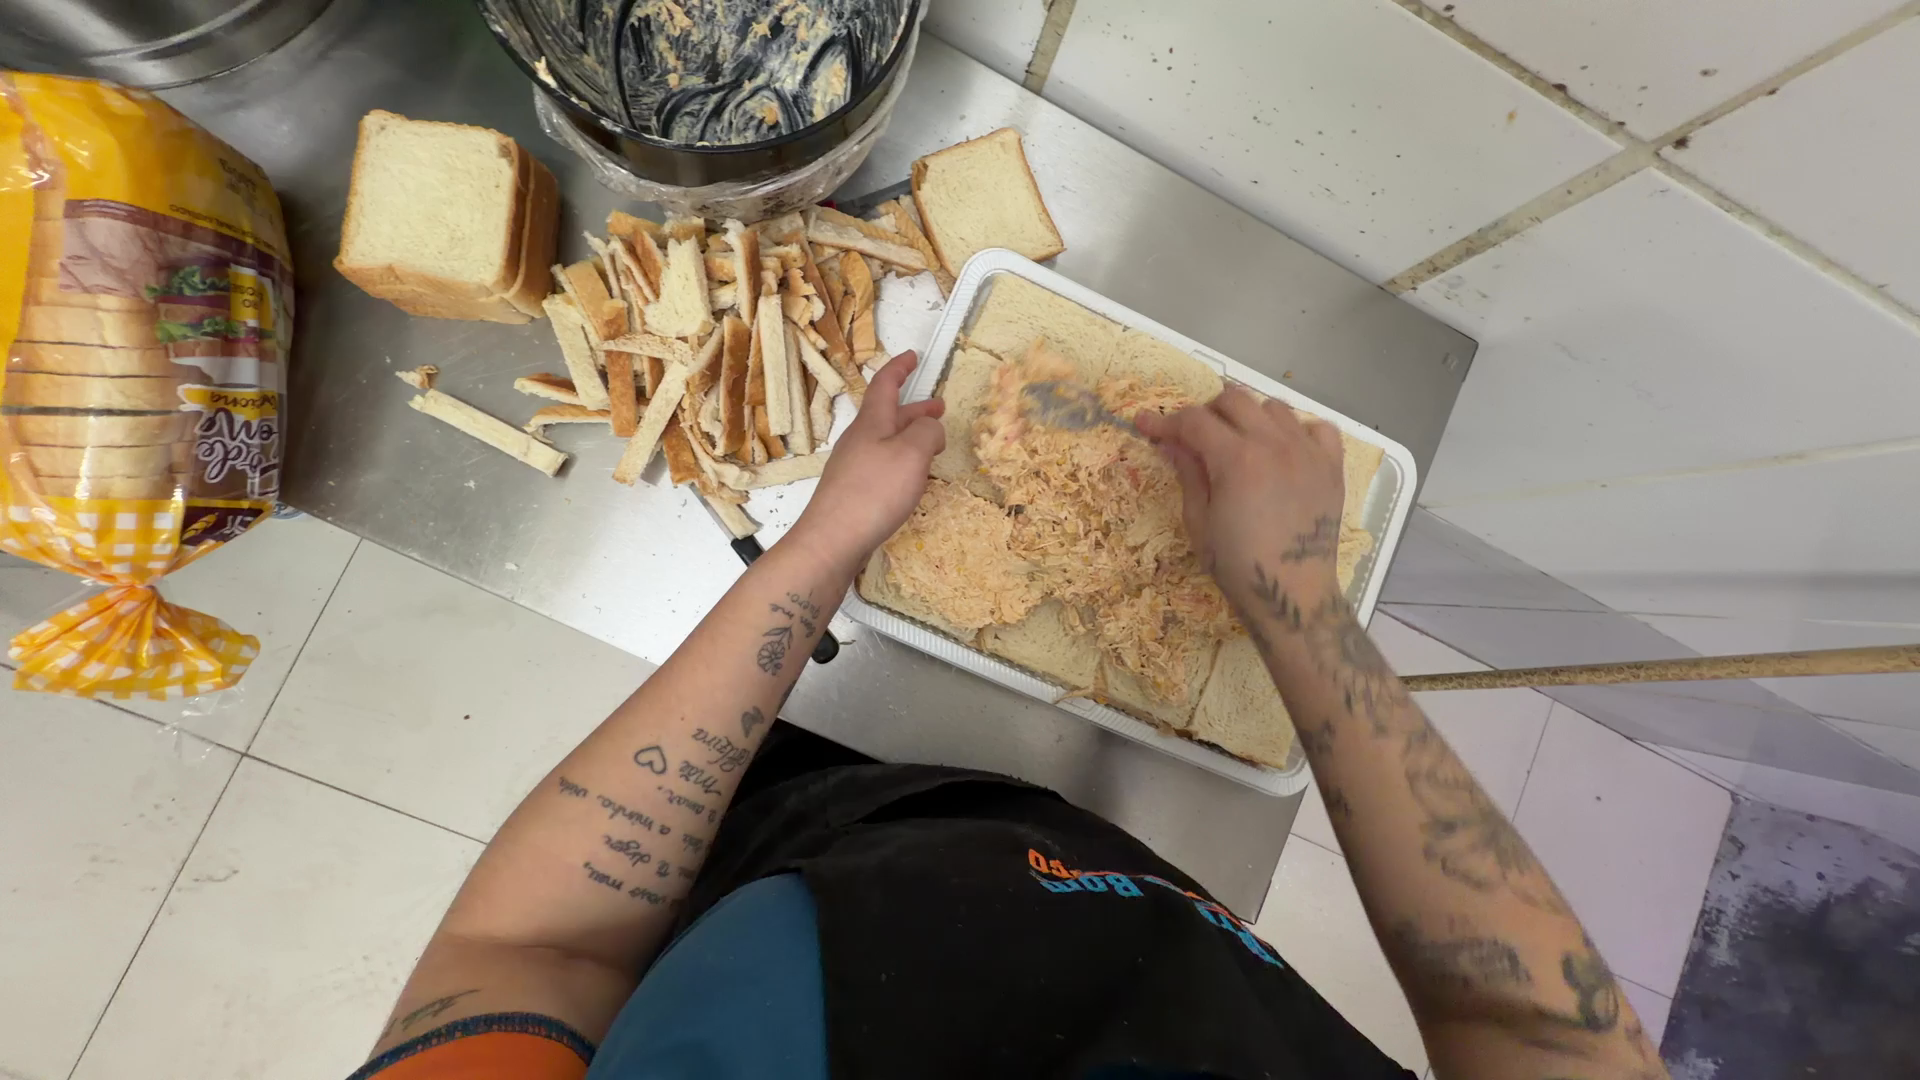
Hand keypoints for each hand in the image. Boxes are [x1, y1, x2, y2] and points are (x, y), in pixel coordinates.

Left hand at [789, 351, 944, 574]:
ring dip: (909, 436)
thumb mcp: (911, 454)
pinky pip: (882, 466)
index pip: (885, 385)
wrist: (831, 540)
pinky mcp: (853, 493)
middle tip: (939, 407)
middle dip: (914, 408)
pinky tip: (911, 479)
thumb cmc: (873, 492)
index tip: (912, 356)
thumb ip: (927, 432)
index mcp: (872, 423)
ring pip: (886, 442)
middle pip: (888, 415)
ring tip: (932, 444)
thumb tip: (931, 426)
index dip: (899, 368)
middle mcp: (859, 441)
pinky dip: (901, 462)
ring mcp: (853, 468)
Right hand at [1135, 386, 1344, 620]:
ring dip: (1248, 417)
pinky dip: (1295, 429)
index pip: (1193, 421)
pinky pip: (1316, 426)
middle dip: (1205, 413)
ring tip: (1238, 443)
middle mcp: (1274, 444)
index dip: (1164, 421)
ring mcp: (1307, 451)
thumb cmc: (1236, 564)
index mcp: (1236, 459)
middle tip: (1193, 438)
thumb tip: (1171, 443)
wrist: (1292, 593)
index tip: (1145, 424)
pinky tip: (1282, 449)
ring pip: (1272, 407)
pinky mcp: (1331, 465)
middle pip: (1233, 399)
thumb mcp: (1199, 521)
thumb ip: (1188, 474)